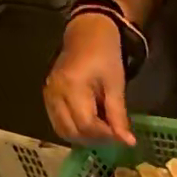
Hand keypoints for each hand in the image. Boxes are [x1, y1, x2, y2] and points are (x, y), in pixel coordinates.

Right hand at [43, 13, 134, 145]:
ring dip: (84, 137)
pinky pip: (59, 123)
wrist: (87, 34)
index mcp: (72, 87)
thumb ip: (118, 115)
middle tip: (113, 136)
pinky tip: (90, 125)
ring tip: (103, 131)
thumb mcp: (116, 85)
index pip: (86, 125)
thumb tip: (128, 142)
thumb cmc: (105, 56)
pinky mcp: (48, 97)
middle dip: (94, 139)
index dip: (105, 136)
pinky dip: (75, 130)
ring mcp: (48, 95)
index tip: (122, 138)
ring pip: (63, 131)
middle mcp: (55, 93)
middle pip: (72, 131)